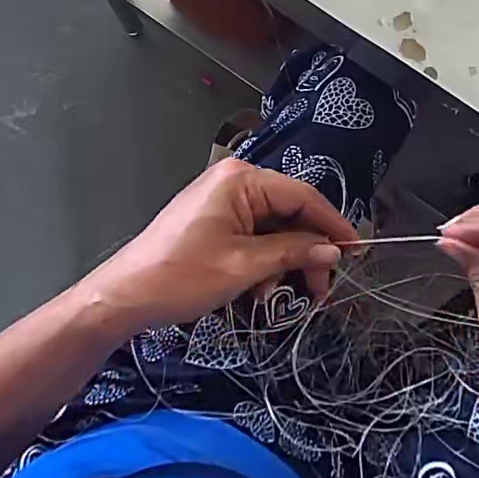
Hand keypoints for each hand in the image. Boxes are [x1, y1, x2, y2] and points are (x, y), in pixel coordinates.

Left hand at [73, 158, 358, 337]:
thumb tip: (334, 250)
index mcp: (242, 179)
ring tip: (281, 297)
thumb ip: (294, 252)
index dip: (333, 224)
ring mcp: (223, 198)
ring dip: (284, 262)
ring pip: (274, 227)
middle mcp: (235, 180)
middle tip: (318, 290)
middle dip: (306, 251)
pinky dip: (263, 261)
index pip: (303, 195)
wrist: (120, 298)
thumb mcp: (244, 267)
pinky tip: (259, 291)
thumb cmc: (181, 277)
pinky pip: (254, 234)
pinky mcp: (215, 218)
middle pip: (289, 212)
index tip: (357, 251)